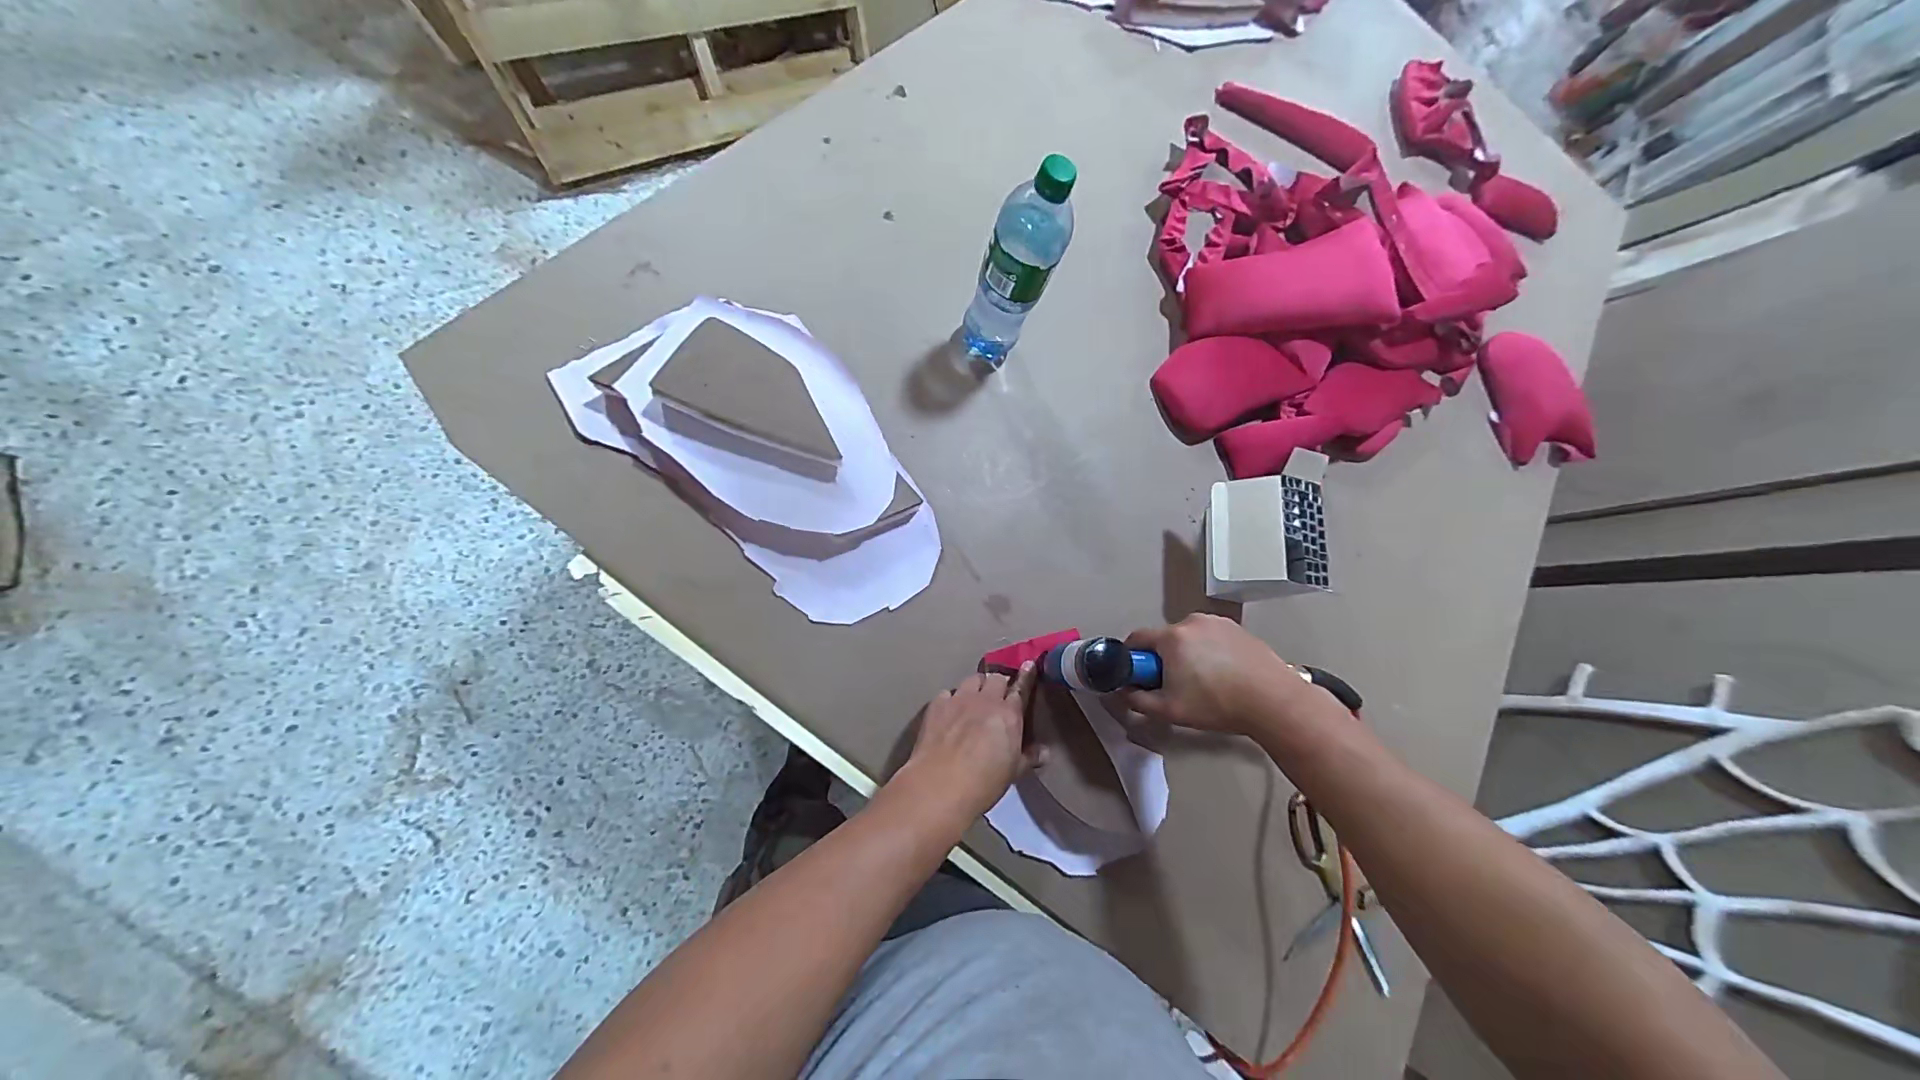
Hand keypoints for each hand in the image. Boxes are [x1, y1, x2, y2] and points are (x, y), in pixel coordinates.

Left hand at [890, 663, 1040, 826]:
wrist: (940, 785)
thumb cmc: (984, 782)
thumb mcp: (1014, 772)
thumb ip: (1029, 757)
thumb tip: (1045, 752)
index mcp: (1009, 714)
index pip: (1021, 688)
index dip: (1026, 676)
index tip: (1028, 665)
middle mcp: (985, 700)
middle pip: (996, 678)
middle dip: (999, 683)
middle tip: (998, 695)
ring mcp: (959, 699)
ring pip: (972, 679)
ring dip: (977, 686)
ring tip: (975, 697)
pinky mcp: (936, 705)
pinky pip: (947, 693)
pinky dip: (951, 698)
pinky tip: (950, 710)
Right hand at [1122, 614, 1343, 738]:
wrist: (1273, 702)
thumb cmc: (1219, 704)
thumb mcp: (1170, 710)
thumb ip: (1138, 700)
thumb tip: (1124, 692)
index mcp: (1172, 636)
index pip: (1137, 638)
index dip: (1133, 659)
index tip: (1141, 677)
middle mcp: (1193, 622)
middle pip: (1165, 639)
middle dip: (1164, 659)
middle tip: (1175, 686)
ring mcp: (1218, 623)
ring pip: (1189, 638)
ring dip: (1188, 655)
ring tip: (1204, 684)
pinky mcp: (1238, 629)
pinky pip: (1212, 639)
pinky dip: (1210, 653)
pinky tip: (1223, 676)